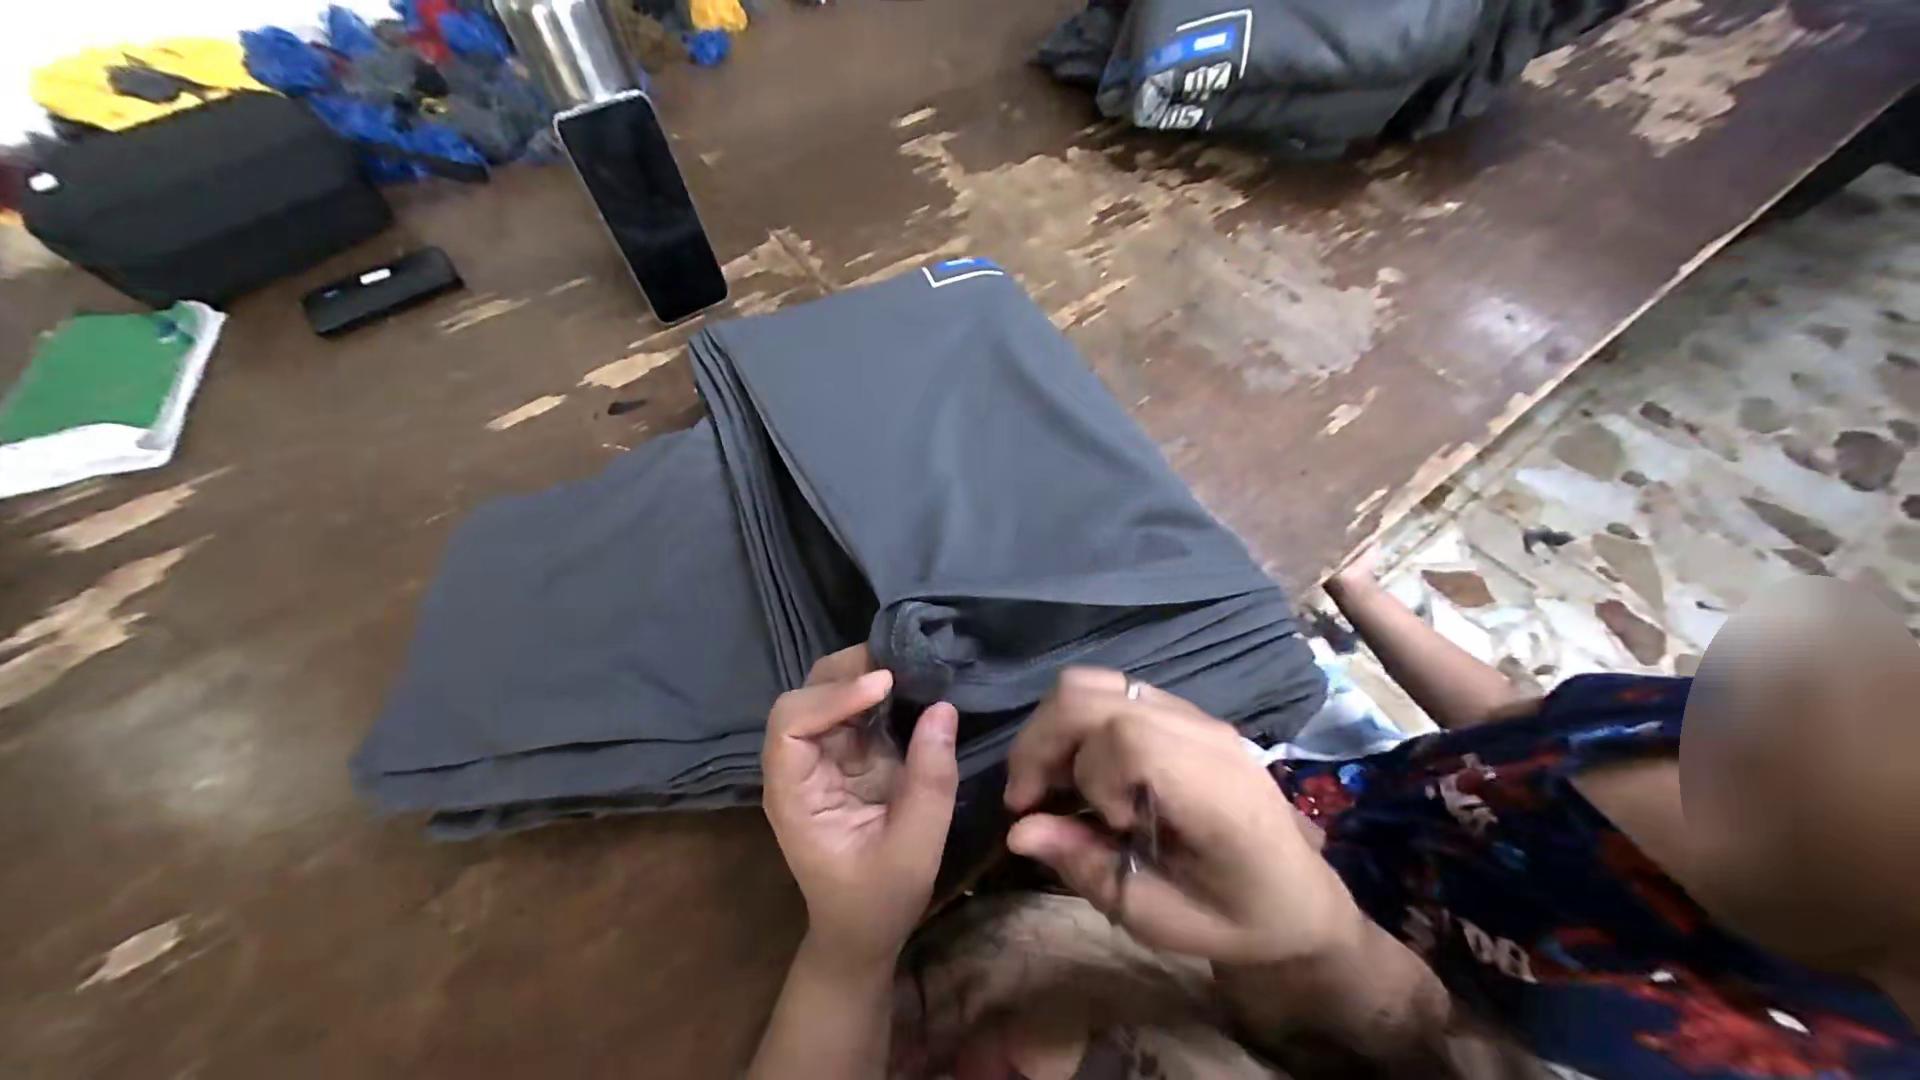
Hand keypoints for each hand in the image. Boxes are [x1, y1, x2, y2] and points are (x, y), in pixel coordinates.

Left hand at [762, 646, 960, 973]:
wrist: (862, 931)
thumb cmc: (878, 901)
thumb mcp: (914, 851)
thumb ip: (930, 783)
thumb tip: (943, 708)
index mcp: (793, 794)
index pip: (790, 724)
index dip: (832, 696)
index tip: (884, 686)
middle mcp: (798, 765)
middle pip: (805, 695)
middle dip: (849, 671)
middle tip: (904, 660)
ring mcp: (822, 757)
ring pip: (829, 692)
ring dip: (865, 672)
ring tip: (912, 664)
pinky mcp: (848, 755)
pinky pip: (857, 707)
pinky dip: (882, 689)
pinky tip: (912, 684)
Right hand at [1003, 668, 1365, 966]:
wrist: (1297, 891)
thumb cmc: (1239, 917)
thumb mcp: (1163, 920)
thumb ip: (1091, 871)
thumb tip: (1019, 832)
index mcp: (1213, 789)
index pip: (1128, 738)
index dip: (1091, 775)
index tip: (1093, 824)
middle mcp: (1199, 732)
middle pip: (1091, 695)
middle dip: (1040, 743)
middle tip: (1027, 799)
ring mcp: (1189, 712)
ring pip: (1091, 682)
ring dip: (1052, 728)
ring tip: (1049, 780)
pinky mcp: (1176, 709)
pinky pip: (1107, 691)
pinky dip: (1074, 722)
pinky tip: (1081, 767)